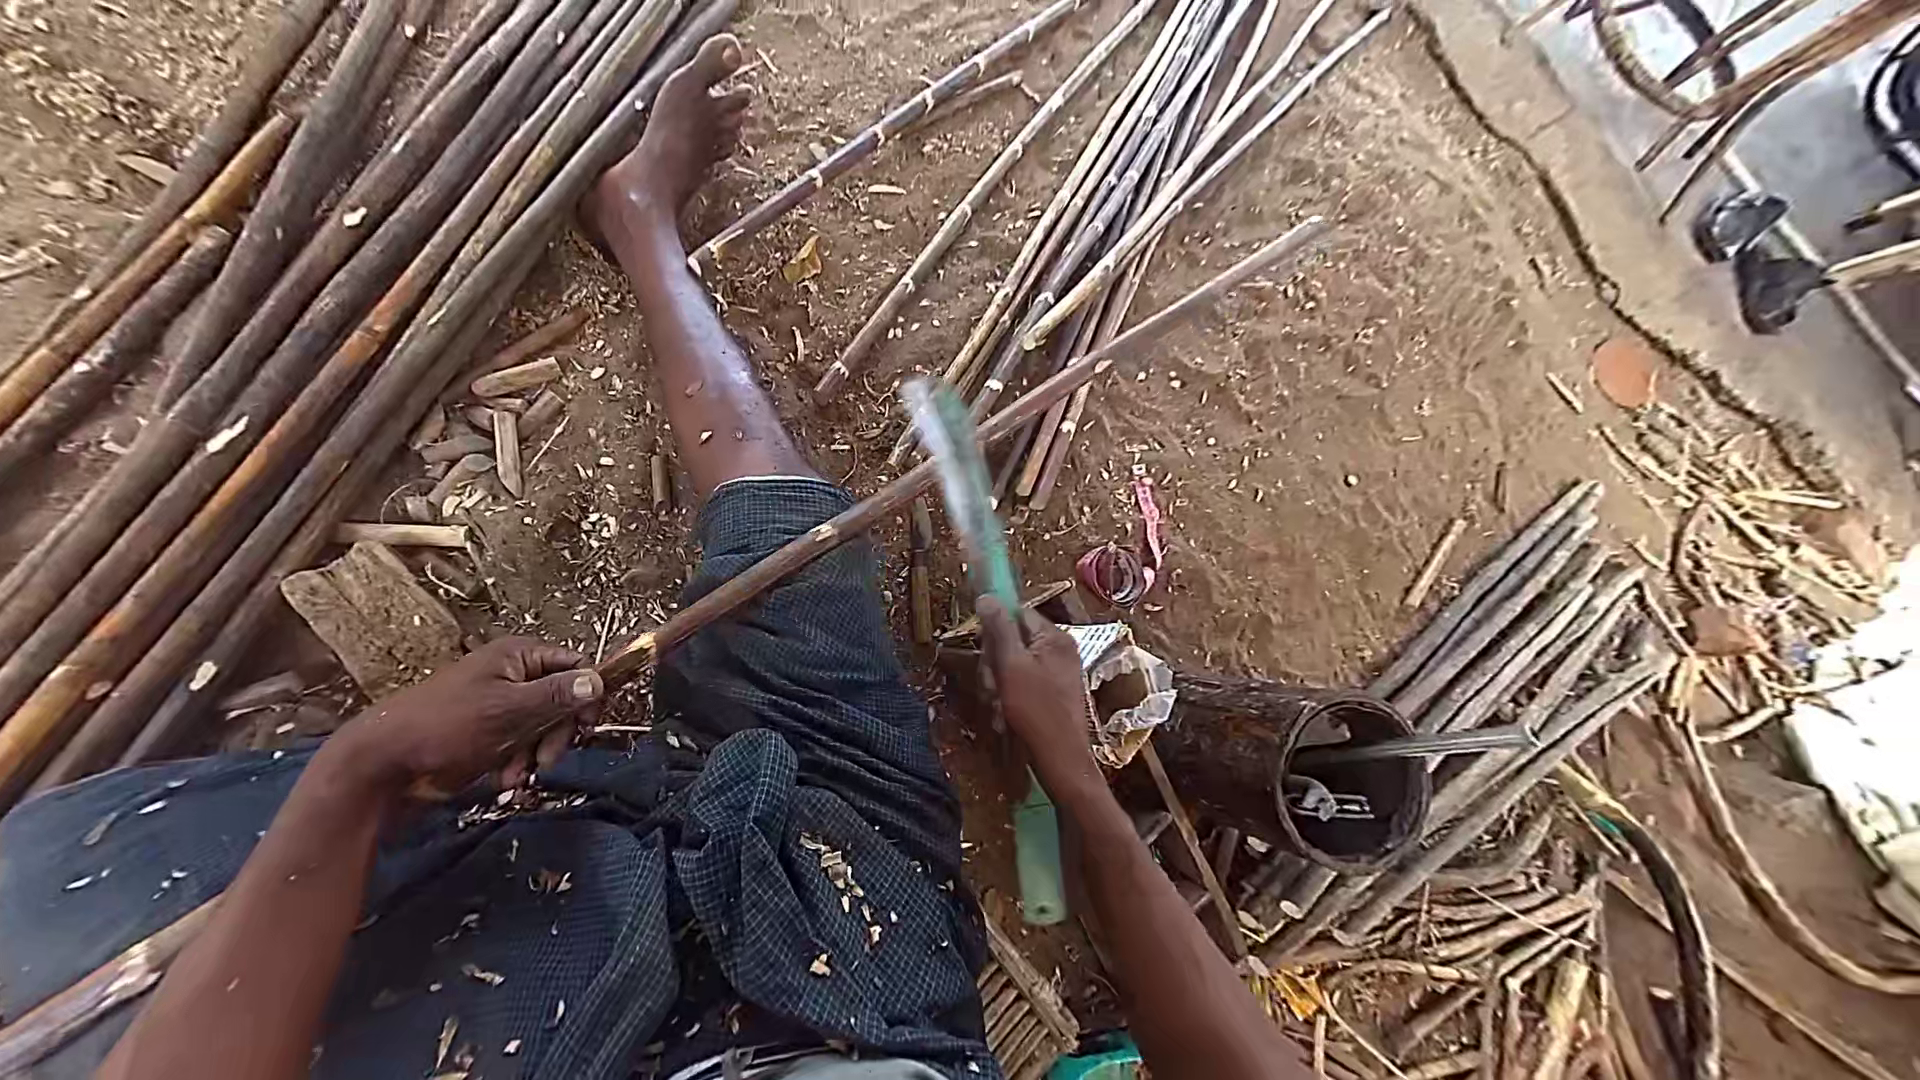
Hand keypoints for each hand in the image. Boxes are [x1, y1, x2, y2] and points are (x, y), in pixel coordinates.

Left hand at [326, 637, 604, 798]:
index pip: (575, 666)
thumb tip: (600, 680)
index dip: (586, 695)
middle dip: (557, 732)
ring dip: (538, 751)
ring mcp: (501, 702)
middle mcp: (514, 674)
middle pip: (563, 699)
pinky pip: (523, 741)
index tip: (584, 726)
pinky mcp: (491, 730)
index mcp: (519, 656)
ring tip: (517, 774)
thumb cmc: (445, 726)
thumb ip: (558, 694)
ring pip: (545, 724)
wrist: (379, 766)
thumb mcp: (508, 709)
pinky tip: (505, 777)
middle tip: (547, 758)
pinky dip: (520, 760)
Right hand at [976, 597, 1100, 798]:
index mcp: (1054, 637)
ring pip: (1012, 664)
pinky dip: (1009, 697)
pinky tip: (1005, 714)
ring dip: (998, 682)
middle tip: (991, 683)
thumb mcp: (1011, 665)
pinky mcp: (1051, 694)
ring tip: (998, 703)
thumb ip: (999, 629)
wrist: (1060, 760)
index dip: (995, 627)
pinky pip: (1021, 683)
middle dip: (994, 661)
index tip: (982, 647)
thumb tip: (987, 596)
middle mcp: (1059, 650)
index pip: (1017, 612)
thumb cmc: (1035, 710)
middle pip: (1013, 639)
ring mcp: (1056, 673)